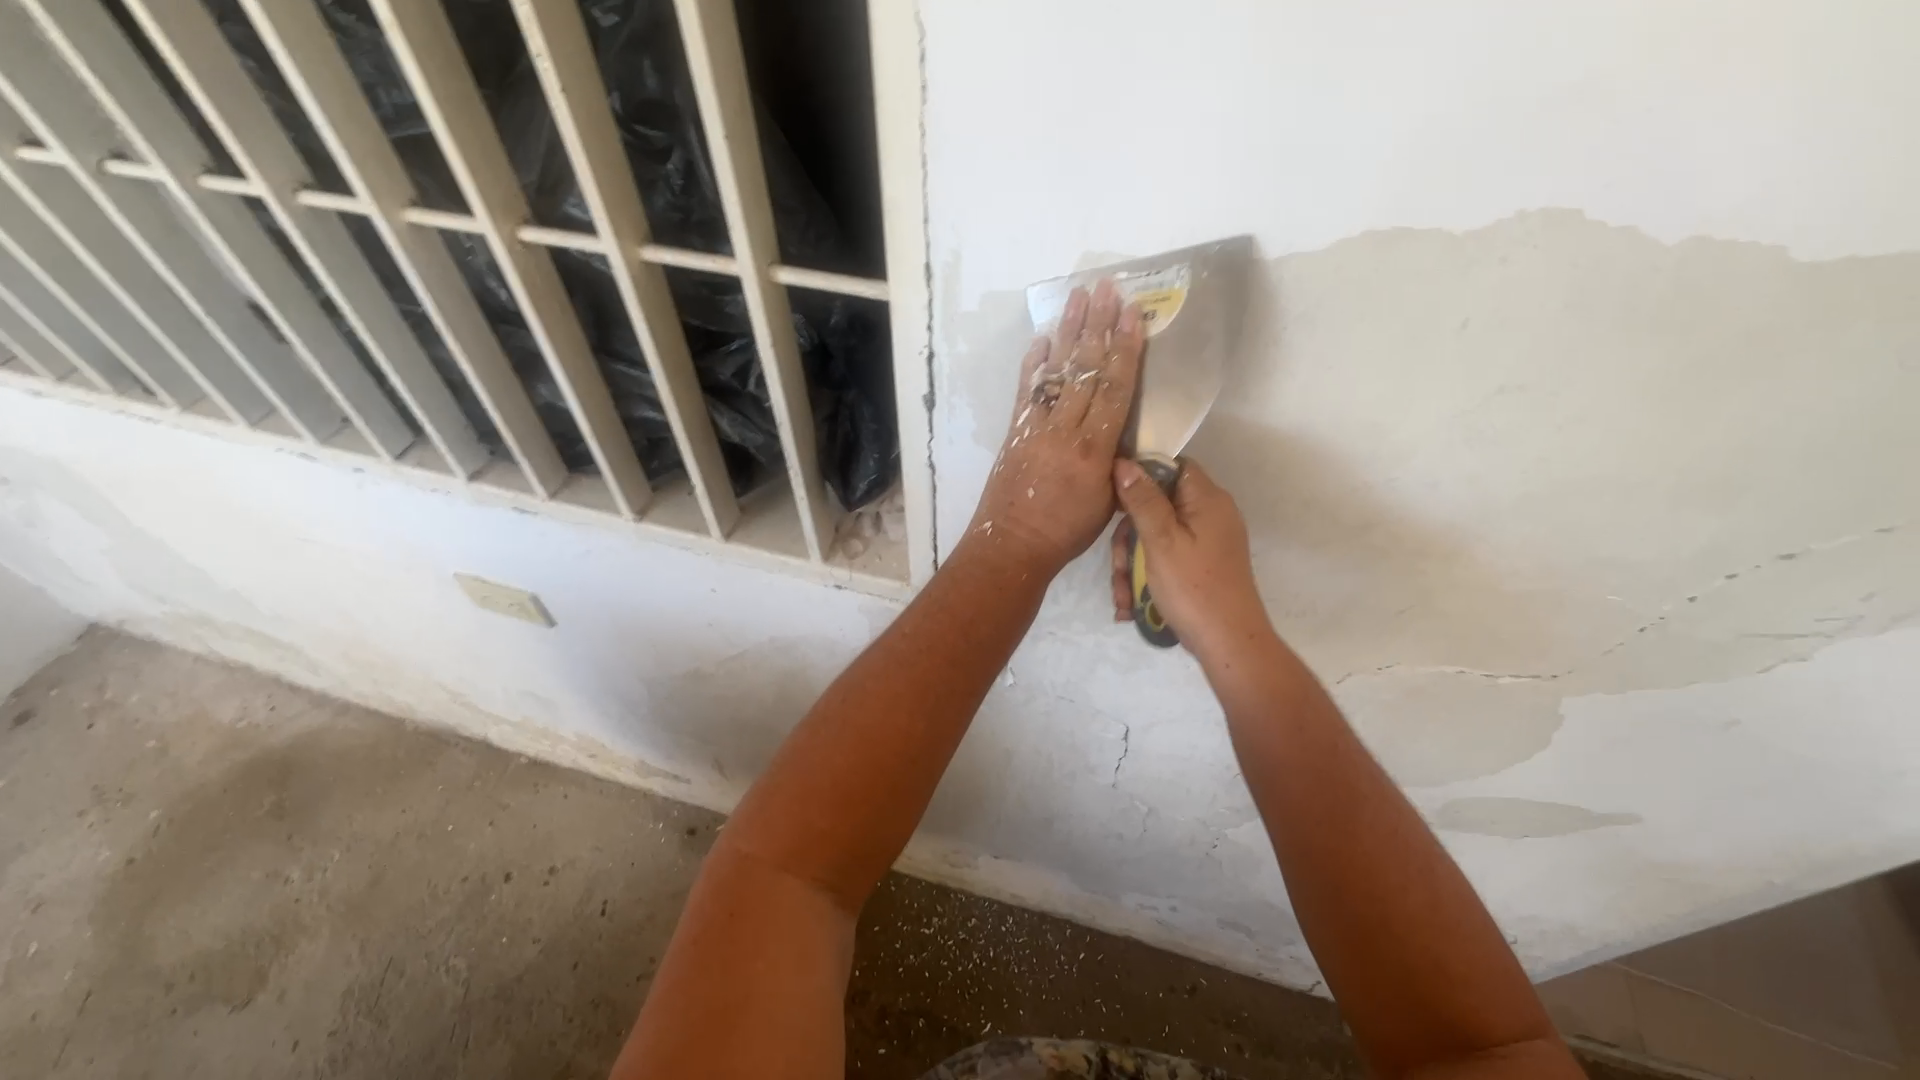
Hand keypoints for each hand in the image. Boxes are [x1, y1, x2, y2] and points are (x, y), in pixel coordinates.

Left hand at [963, 280, 1144, 576]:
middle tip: (1106, 288)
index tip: (1133, 315)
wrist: (1011, 545)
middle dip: (1098, 325)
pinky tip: (1041, 339)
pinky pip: (1027, 390)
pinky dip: (1034, 363)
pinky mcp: (1016, 431)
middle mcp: (1065, 430)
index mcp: (1094, 450)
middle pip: (1086, 369)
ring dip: (1067, 332)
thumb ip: (1120, 464)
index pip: (1114, 389)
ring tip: (1077, 298)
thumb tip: (1126, 433)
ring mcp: (1037, 427)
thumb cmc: (1066, 532)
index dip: (1126, 349)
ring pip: (1056, 371)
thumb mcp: (1109, 503)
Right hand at [1110, 458, 1272, 661]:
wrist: (1230, 644)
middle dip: (1128, 538)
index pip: (1171, 465)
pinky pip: (1166, 557)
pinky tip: (1131, 604)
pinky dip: (1147, 576)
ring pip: (1156, 536)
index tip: (1112, 497)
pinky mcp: (1202, 563)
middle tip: (1117, 568)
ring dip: (1132, 564)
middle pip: (1157, 505)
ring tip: (1122, 598)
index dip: (1140, 474)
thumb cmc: (1194, 588)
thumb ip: (1143, 500)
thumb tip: (1125, 462)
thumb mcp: (1160, 541)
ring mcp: (1207, 540)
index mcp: (1206, 499)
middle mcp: (1210, 513)